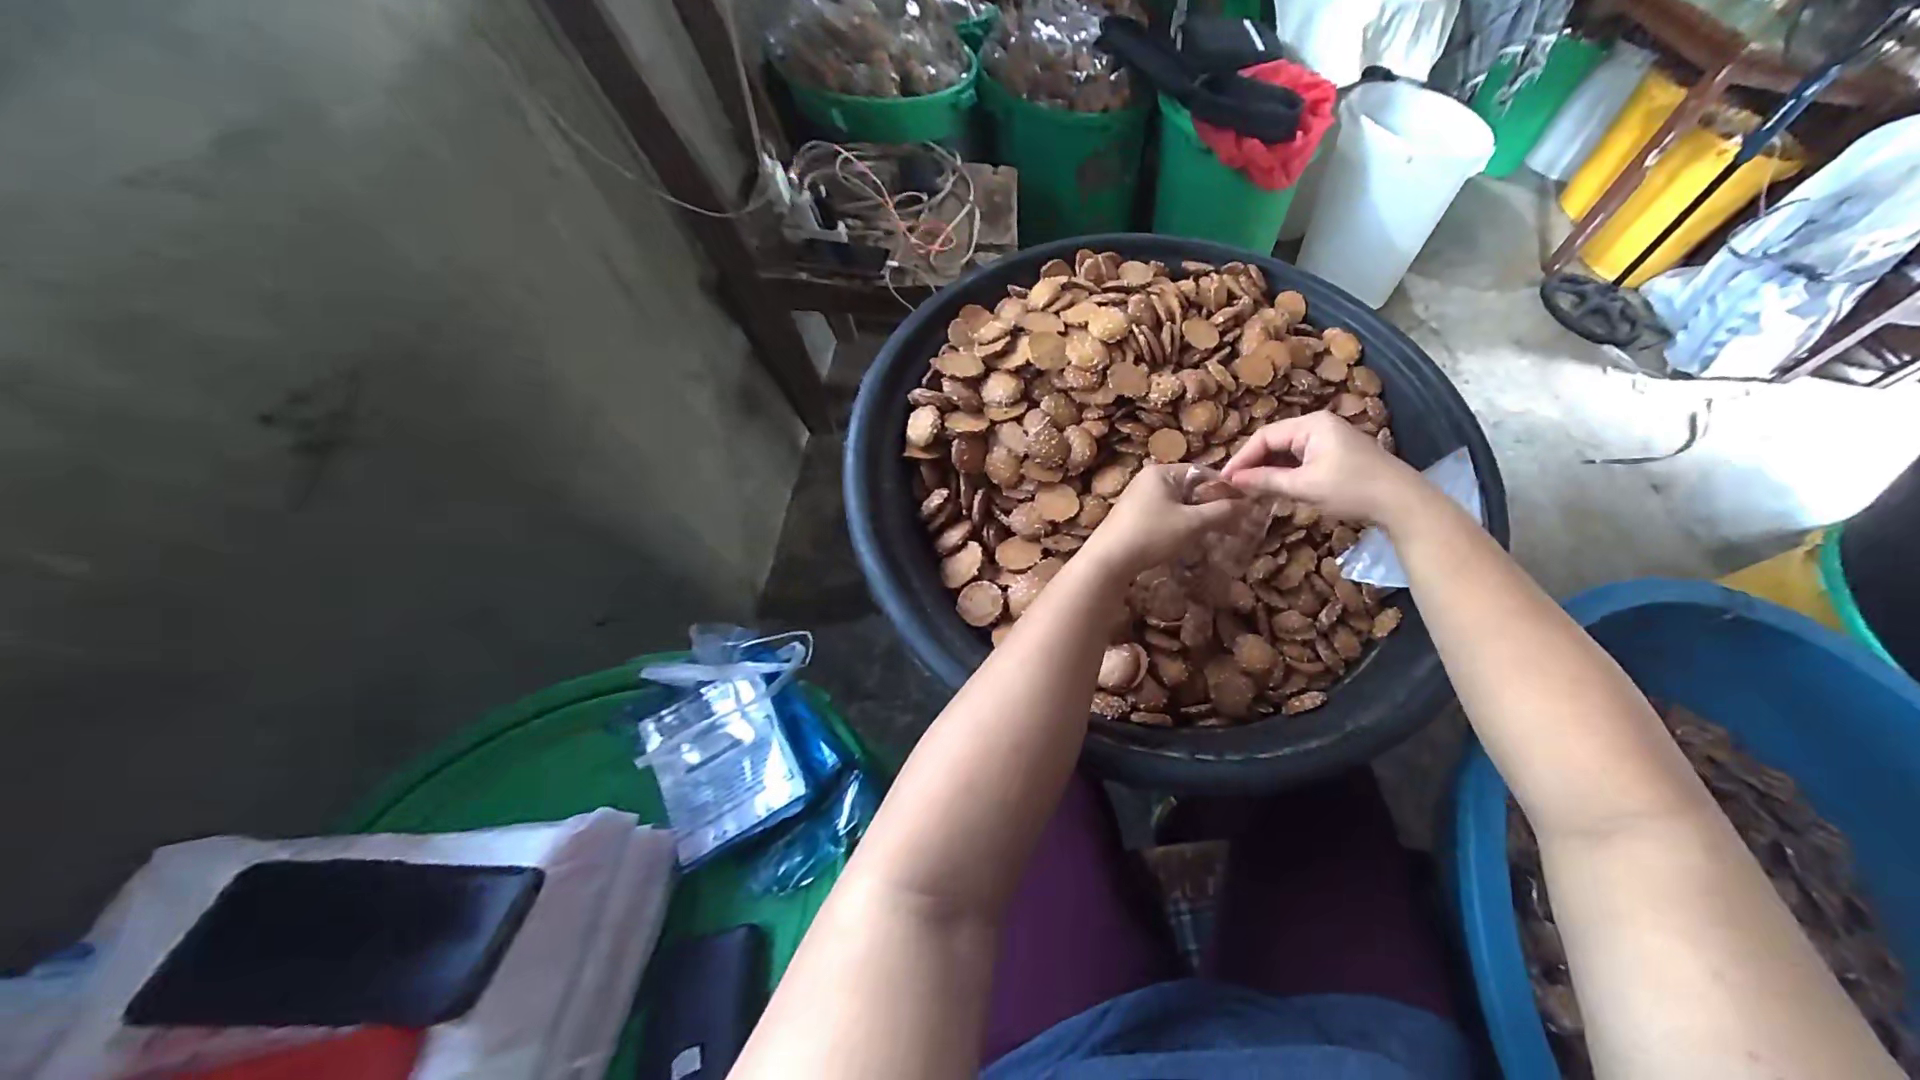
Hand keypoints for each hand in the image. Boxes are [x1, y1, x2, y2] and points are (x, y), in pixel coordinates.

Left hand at [1079, 464, 1243, 579]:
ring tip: (1218, 534)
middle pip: (1191, 488)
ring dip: (1199, 518)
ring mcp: (1139, 499)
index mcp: (1161, 472)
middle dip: (1213, 506)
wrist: (1108, 560)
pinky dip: (1182, 525)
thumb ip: (1222, 511)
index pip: (1203, 472)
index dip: (1226, 489)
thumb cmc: (1152, 534)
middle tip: (1235, 524)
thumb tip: (1247, 504)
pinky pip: (1166, 515)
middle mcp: (1148, 480)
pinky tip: (1192, 540)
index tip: (1245, 507)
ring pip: (1179, 504)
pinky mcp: (1134, 517)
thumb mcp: (1192, 522)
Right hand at [1219, 412, 1425, 524]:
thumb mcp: (1304, 487)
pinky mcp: (1335, 454)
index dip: (1241, 458)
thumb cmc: (1351, 490)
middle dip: (1252, 464)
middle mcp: (1318, 425)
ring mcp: (1328, 438)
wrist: (1402, 502)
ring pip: (1285, 452)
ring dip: (1267, 470)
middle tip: (1233, 487)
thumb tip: (1233, 480)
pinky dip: (1284, 473)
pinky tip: (1273, 488)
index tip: (1224, 480)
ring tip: (1249, 490)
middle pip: (1274, 442)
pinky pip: (1299, 459)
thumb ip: (1266, 480)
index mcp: (1311, 424)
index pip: (1264, 437)